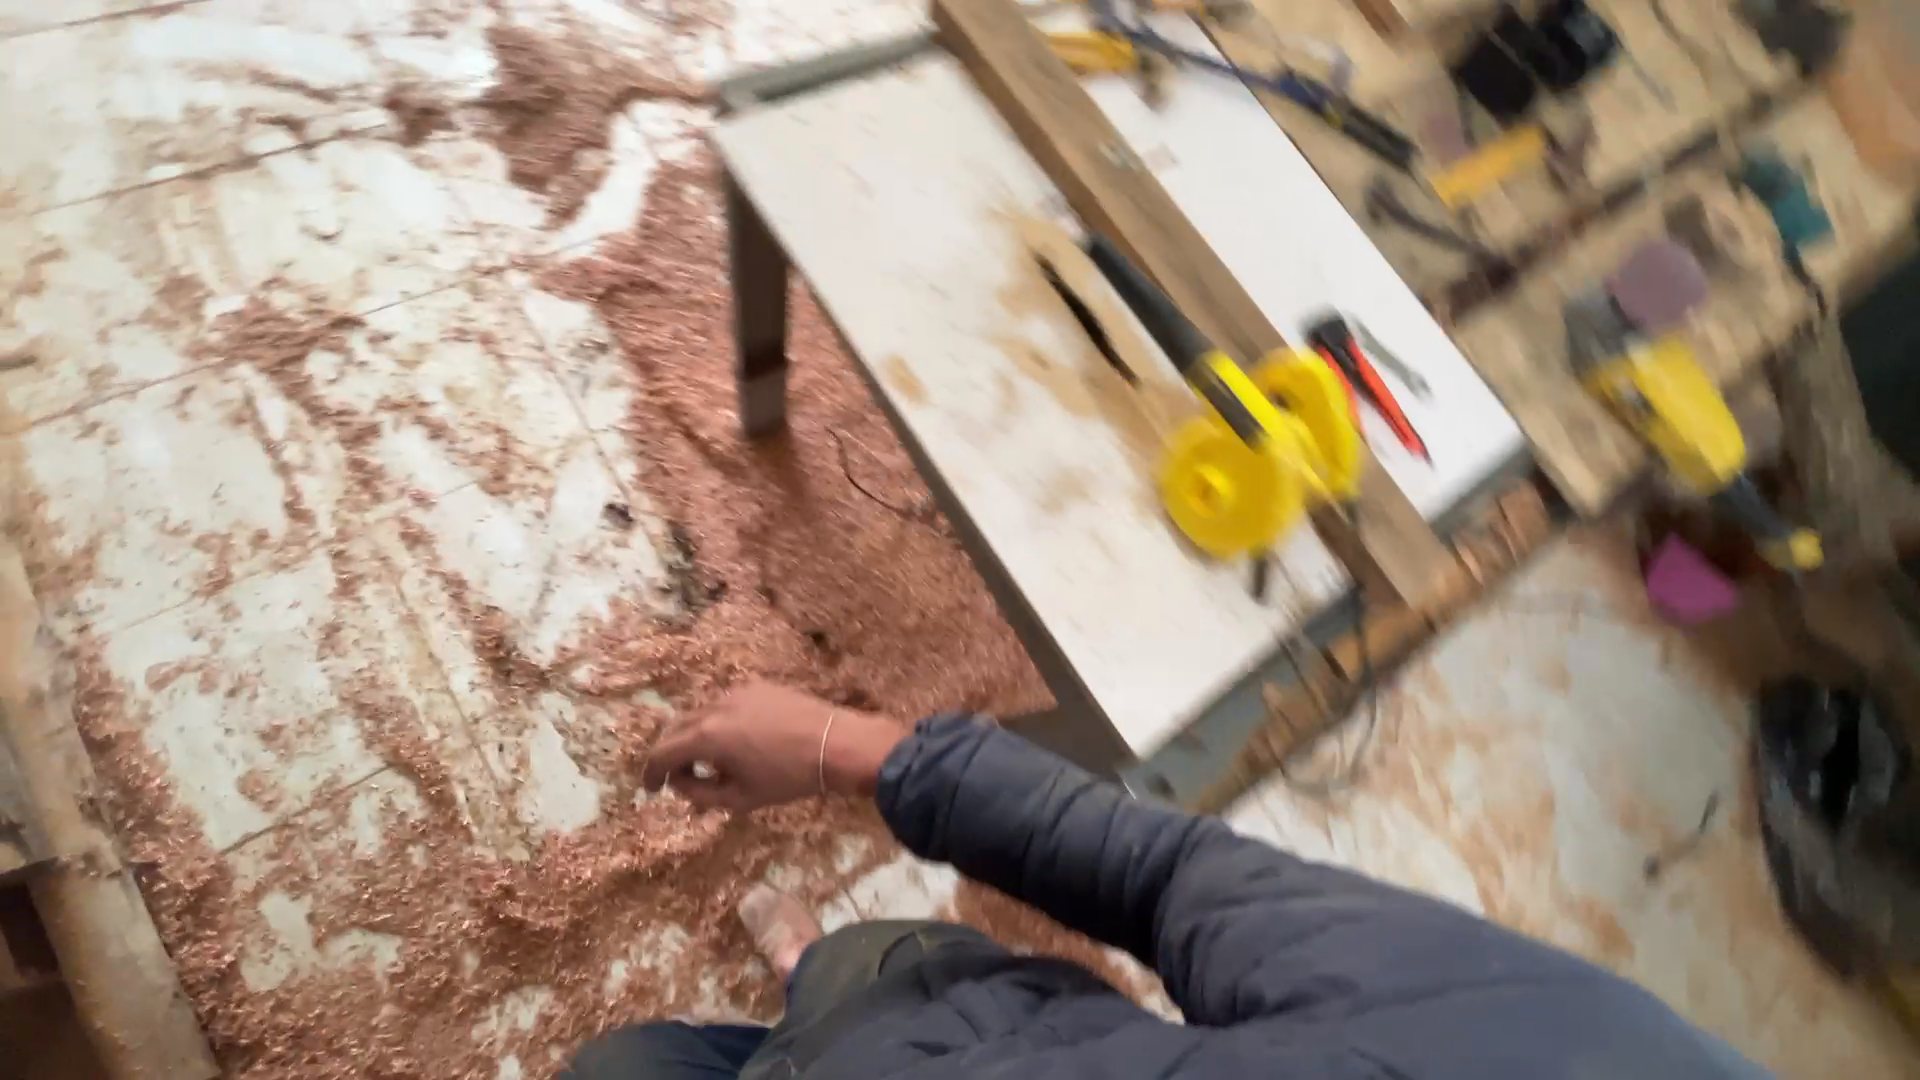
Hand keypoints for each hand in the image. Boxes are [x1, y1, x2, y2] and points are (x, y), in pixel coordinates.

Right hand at [640, 680, 907, 812]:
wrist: (836, 743)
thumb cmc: (789, 778)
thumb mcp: (740, 798)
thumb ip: (700, 794)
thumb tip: (680, 783)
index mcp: (707, 736)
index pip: (662, 753)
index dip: (651, 774)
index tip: (652, 789)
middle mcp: (715, 706)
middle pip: (677, 727)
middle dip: (670, 753)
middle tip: (676, 776)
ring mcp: (738, 691)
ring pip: (701, 712)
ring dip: (695, 735)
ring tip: (710, 761)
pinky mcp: (758, 685)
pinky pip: (726, 703)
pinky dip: (719, 721)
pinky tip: (735, 740)